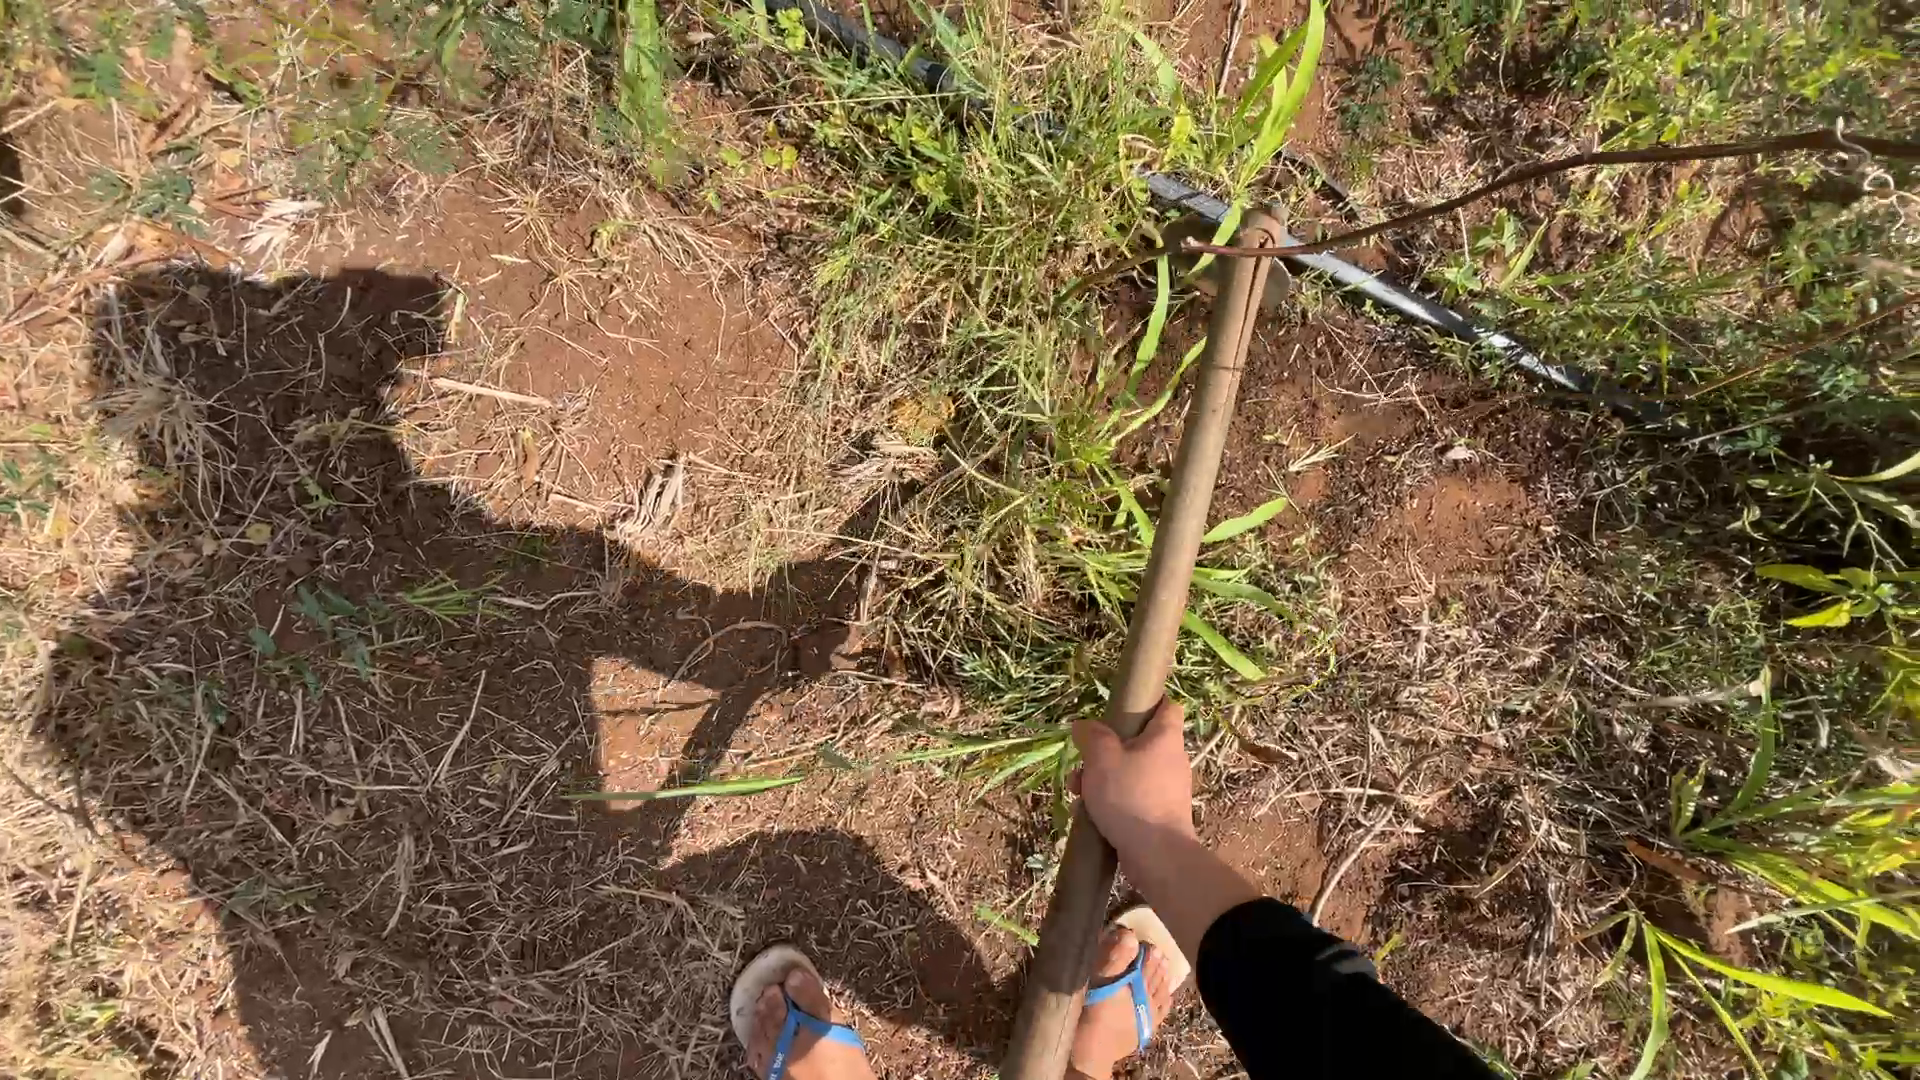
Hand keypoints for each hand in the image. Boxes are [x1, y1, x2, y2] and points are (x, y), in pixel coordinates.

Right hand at [1071, 698, 1193, 859]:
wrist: (1157, 857)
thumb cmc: (1131, 797)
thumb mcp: (1102, 758)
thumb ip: (1091, 736)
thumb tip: (1083, 725)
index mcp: (1165, 738)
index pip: (1167, 706)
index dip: (1146, 702)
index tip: (1119, 710)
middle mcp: (1171, 760)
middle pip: (1137, 742)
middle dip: (1105, 750)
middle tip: (1085, 762)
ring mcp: (1167, 789)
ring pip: (1129, 772)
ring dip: (1101, 779)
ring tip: (1078, 791)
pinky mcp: (1159, 814)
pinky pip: (1131, 797)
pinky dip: (1110, 801)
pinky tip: (1088, 814)